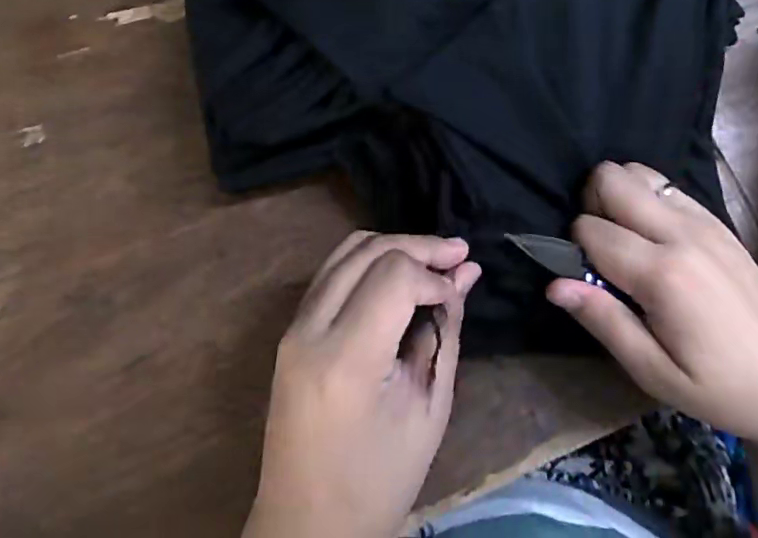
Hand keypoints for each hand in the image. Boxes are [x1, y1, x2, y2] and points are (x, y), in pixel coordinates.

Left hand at [244, 233, 480, 537]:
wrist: (306, 526)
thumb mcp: (428, 409)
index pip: (394, 275)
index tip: (458, 292)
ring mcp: (293, 327)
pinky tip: (400, 272)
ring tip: (434, 259)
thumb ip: (445, 331)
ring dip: (394, 246)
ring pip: (347, 250)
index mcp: (346, 359)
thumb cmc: (379, 480)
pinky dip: (369, 259)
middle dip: (420, 246)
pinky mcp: (290, 330)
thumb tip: (466, 273)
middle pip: (369, 250)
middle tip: (459, 254)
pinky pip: (332, 271)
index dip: (433, 273)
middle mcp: (310, 330)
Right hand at [548, 163, 757, 456]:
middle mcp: (682, 233)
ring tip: (627, 240)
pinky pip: (667, 184)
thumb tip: (554, 283)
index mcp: (663, 274)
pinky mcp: (718, 220)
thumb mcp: (653, 372)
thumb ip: (603, 320)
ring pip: (637, 171)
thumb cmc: (719, 389)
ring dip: (619, 196)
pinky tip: (656, 239)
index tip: (589, 279)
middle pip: (610, 177)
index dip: (576, 249)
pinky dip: (647, 198)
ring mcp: (704, 220)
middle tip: (602, 250)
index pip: (590, 228)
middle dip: (591, 205)